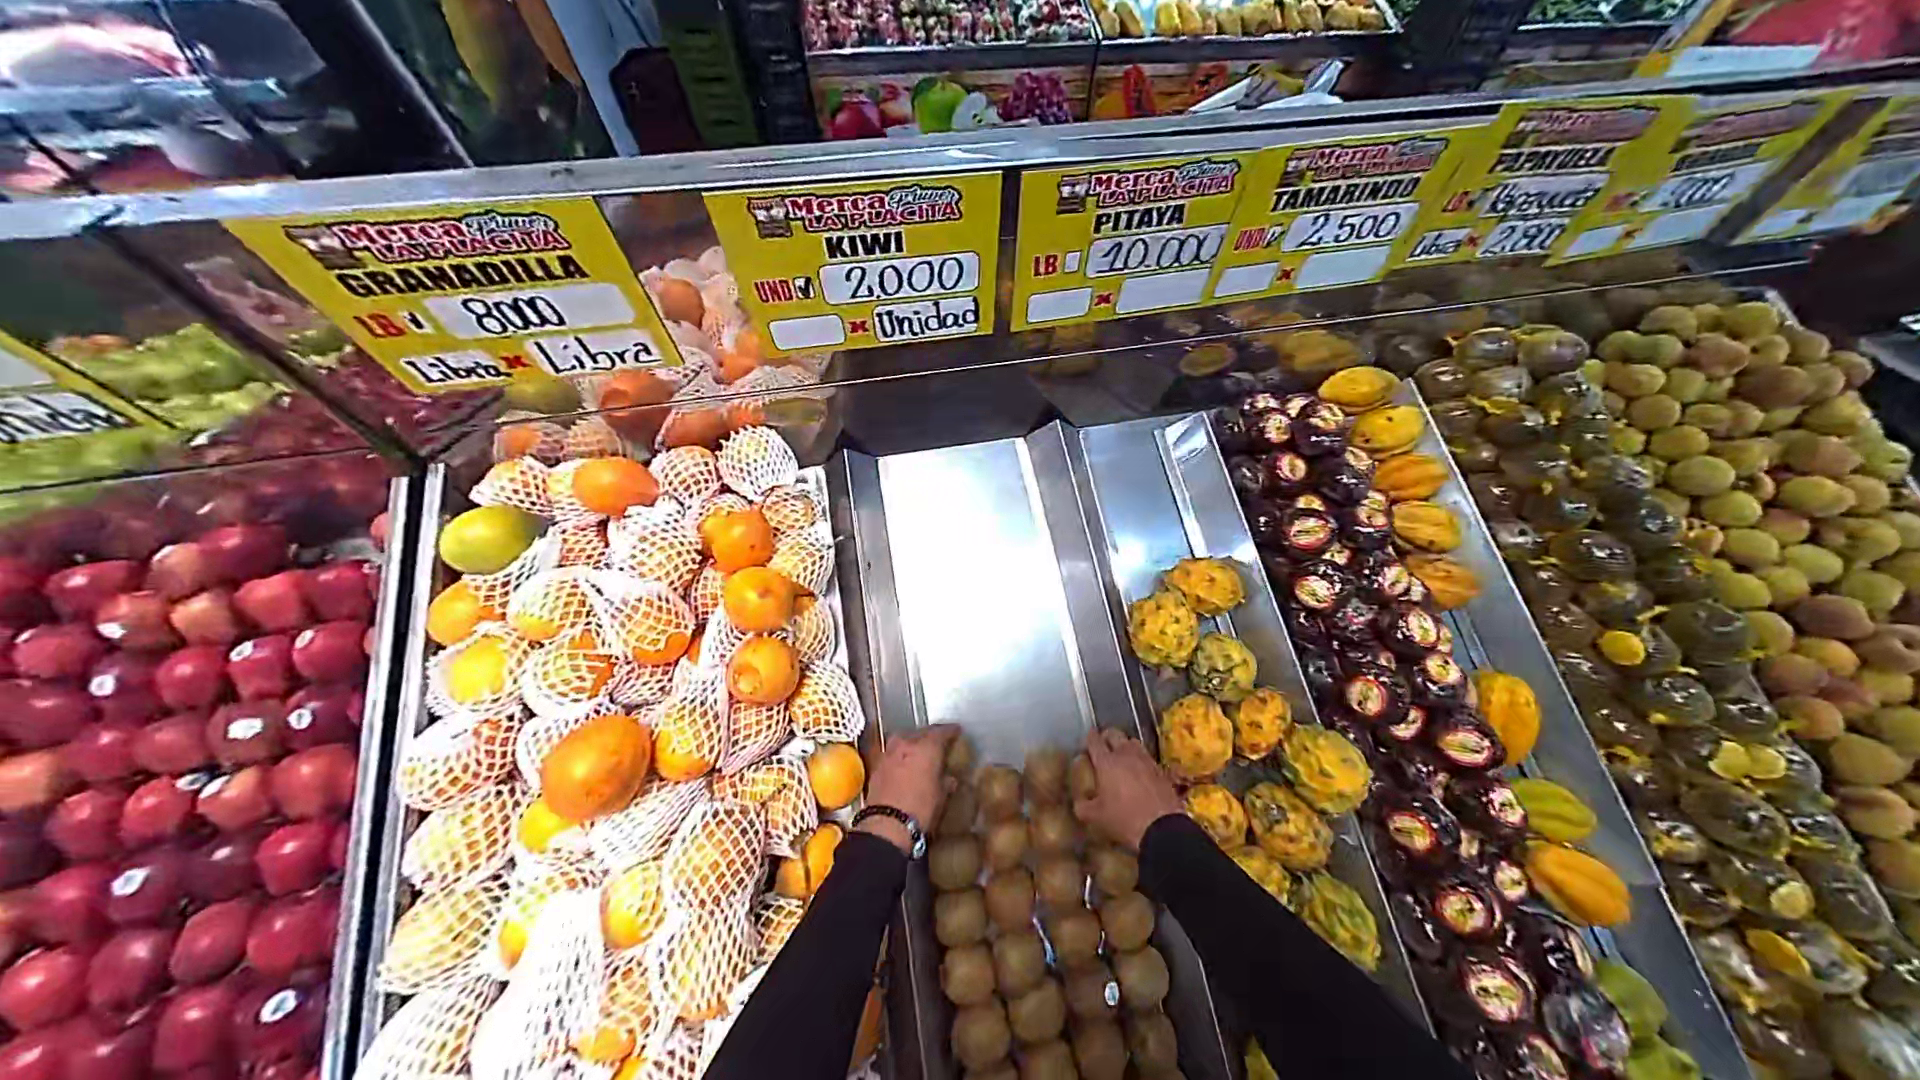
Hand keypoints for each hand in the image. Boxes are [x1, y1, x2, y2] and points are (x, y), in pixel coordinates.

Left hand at [859, 724, 958, 853]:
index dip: (951, 731)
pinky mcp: (877, 766)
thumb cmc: (920, 810)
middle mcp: (906, 744)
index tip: (956, 731)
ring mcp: (889, 753)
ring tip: (920, 753)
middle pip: (921, 732)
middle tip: (939, 742)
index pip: (942, 731)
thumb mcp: (941, 796)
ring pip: (904, 740)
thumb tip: (949, 779)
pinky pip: (892, 754)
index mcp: (927, 747)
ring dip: (913, 744)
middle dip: (931, 736)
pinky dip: (900, 757)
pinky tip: (903, 766)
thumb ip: (946, 781)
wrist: (888, 825)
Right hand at [1072, 728, 1183, 851]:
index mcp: (1106, 762)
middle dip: (1106, 737)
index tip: (1087, 741)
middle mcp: (1125, 755)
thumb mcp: (1096, 818)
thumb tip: (1079, 802)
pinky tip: (1139, 771)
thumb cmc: (1124, 819)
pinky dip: (1139, 759)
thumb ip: (1083, 807)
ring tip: (1122, 756)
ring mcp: (1145, 760)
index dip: (1089, 738)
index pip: (1094, 740)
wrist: (1163, 828)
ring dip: (1124, 745)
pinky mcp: (1160, 769)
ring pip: (1132, 742)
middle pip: (1114, 734)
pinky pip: (1146, 756)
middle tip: (1103, 747)